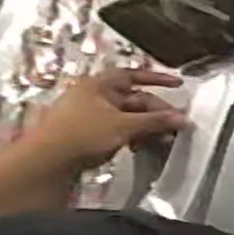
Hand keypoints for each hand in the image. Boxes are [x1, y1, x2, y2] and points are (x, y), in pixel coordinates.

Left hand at [20, 68, 187, 172]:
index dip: (156, 78)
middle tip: (178, 124)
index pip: (132, 75)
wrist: (49, 159)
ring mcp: (94, 114)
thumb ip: (155, 121)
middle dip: (157, 111)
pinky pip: (122, 128)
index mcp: (99, 85)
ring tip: (165, 138)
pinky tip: (143, 146)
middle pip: (135, 98)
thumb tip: (184, 118)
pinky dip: (136, 134)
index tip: (179, 84)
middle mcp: (96, 96)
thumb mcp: (124, 126)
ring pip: (130, 115)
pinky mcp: (93, 131)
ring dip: (149, 125)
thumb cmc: (84, 134)